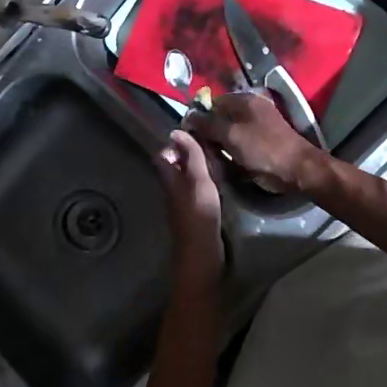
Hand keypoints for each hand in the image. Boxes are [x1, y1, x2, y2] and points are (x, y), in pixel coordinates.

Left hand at [154, 130, 222, 272]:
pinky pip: (198, 190)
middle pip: (176, 165)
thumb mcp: (198, 180)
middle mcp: (173, 189)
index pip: (164, 154)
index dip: (176, 143)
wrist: (202, 255)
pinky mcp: (196, 213)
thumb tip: (177, 131)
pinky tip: (223, 181)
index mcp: (169, 179)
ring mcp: (184, 202)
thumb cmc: (200, 215)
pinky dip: (208, 181)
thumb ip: (191, 156)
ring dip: (202, 167)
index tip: (198, 133)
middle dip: (192, 153)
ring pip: (188, 177)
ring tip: (221, 159)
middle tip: (214, 145)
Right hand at [185, 91, 325, 192]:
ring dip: (217, 145)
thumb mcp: (231, 135)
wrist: (295, 169)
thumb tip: (188, 116)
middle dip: (207, 132)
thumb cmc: (262, 148)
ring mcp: (255, 127)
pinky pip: (236, 144)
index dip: (198, 116)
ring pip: (226, 133)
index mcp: (244, 101)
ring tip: (207, 157)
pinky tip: (221, 162)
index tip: (187, 133)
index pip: (212, 103)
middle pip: (219, 118)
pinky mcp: (258, 144)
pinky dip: (228, 152)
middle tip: (195, 148)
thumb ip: (208, 124)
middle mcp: (249, 110)